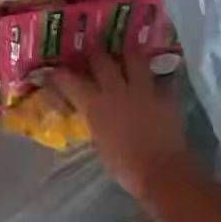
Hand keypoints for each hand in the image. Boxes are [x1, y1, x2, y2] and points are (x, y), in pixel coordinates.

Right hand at [51, 51, 191, 204]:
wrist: (160, 170)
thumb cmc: (123, 165)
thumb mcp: (98, 142)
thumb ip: (95, 121)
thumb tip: (94, 114)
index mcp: (94, 105)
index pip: (69, 81)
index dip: (60, 74)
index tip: (55, 70)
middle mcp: (116, 90)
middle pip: (101, 60)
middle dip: (94, 53)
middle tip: (91, 50)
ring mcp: (143, 89)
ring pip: (134, 58)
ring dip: (127, 54)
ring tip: (125, 52)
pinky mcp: (165, 94)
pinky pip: (160, 76)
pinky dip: (156, 75)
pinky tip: (155, 77)